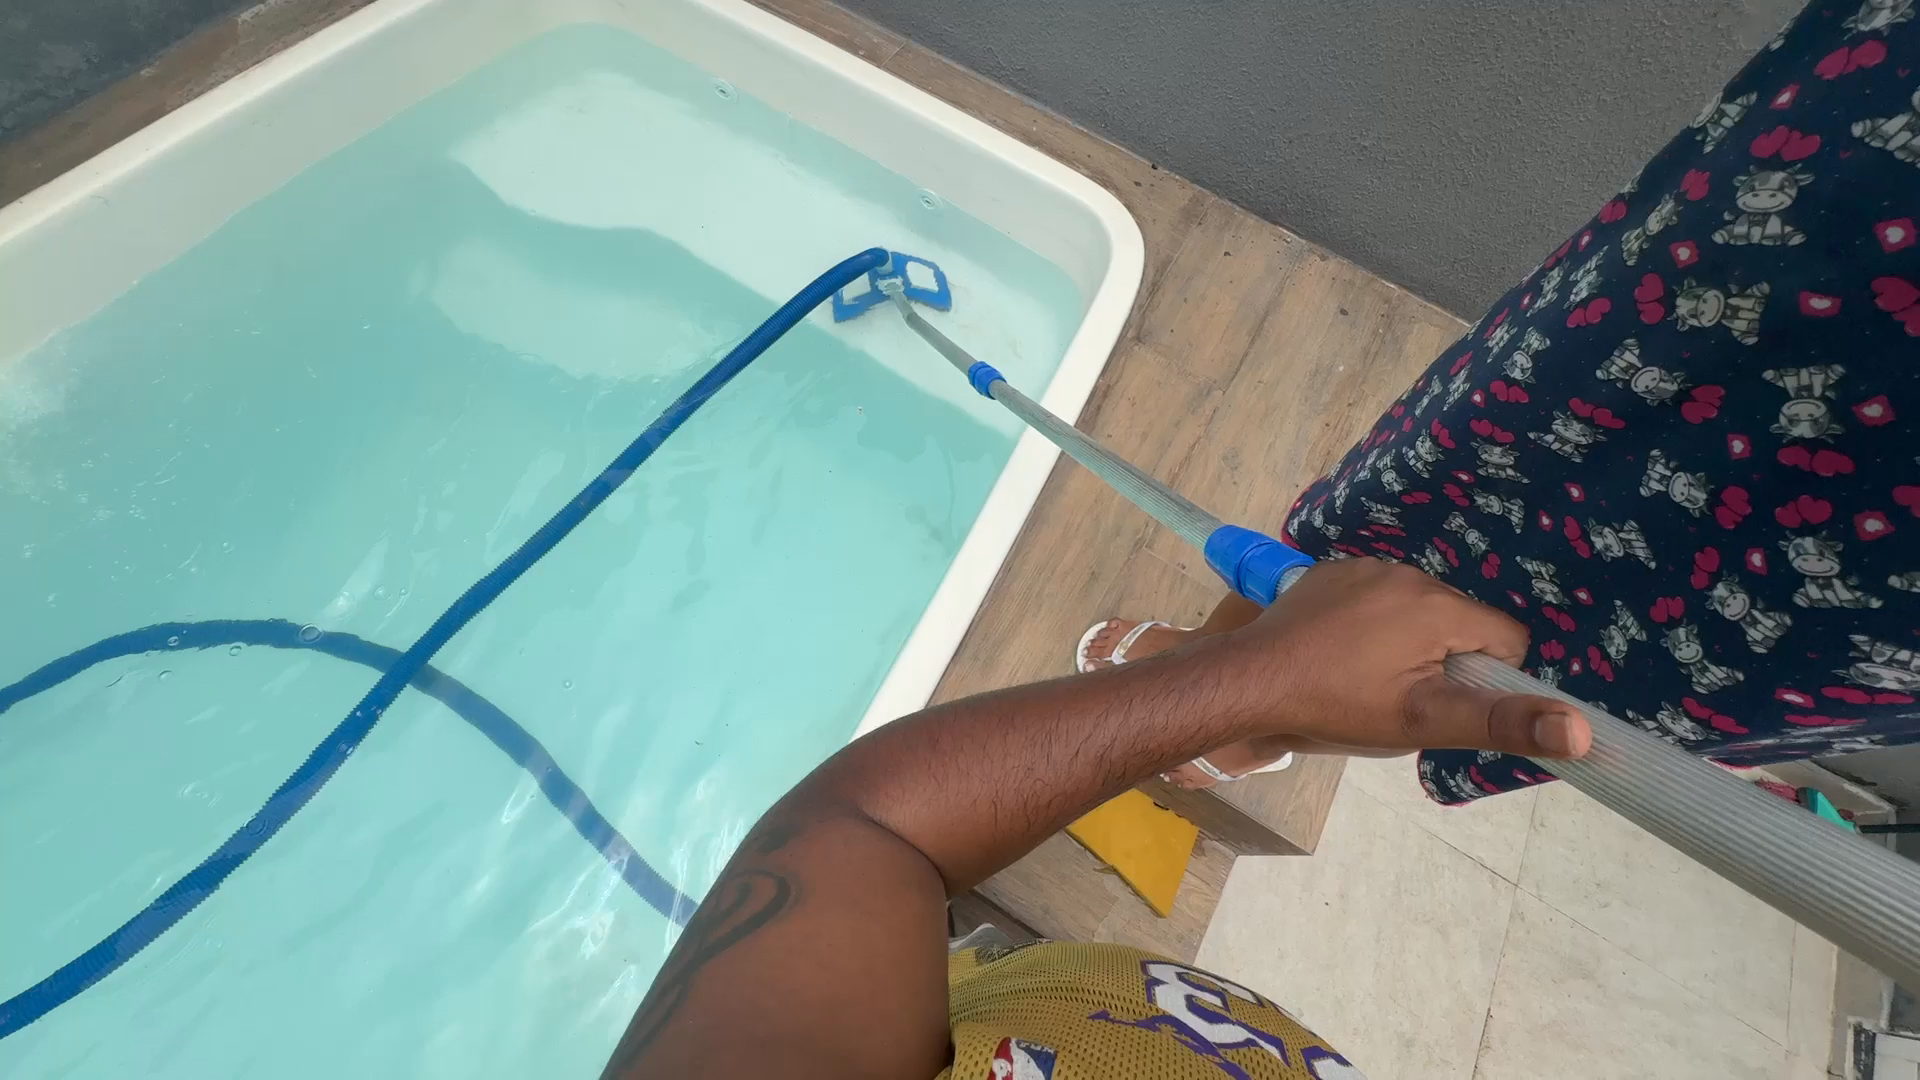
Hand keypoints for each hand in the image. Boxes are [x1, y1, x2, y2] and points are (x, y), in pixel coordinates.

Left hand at [1210, 557, 1591, 759]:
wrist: (1250, 680)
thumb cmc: (1337, 703)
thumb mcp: (1421, 720)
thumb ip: (1499, 720)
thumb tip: (1582, 730)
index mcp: (1436, 604)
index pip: (1504, 638)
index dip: (1485, 678)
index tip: (1441, 700)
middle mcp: (1402, 572)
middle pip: (1457, 620)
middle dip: (1443, 657)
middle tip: (1396, 691)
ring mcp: (1358, 567)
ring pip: (1414, 608)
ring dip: (1405, 638)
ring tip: (1363, 672)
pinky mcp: (1326, 572)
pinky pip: (1371, 596)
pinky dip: (1368, 619)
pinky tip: (1338, 648)